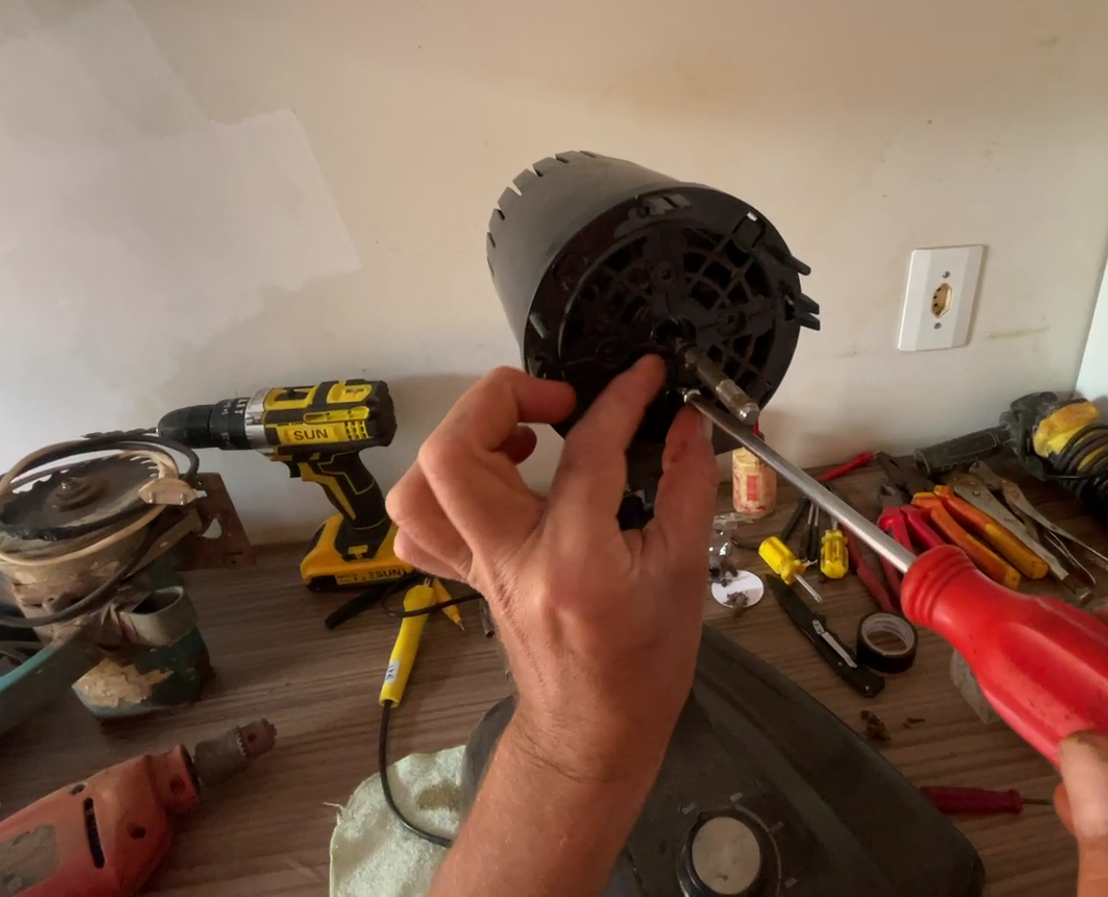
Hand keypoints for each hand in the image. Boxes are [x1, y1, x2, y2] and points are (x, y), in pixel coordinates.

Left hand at [385, 356, 717, 783]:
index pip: (586, 452)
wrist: (593, 733)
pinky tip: (493, 482)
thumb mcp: (686, 570)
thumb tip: (687, 422)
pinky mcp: (465, 577)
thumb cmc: (647, 662)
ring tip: (519, 436)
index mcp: (575, 560)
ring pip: (419, 488)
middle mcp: (510, 560)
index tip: (646, 374)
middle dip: (500, 398)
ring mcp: (477, 570)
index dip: (621, 399)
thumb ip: (688, 484)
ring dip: (463, 438)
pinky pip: (419, 526)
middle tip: (557, 402)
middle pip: (453, 455)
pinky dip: (444, 488)